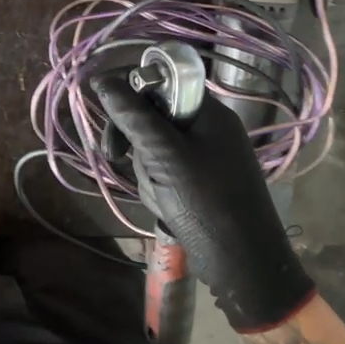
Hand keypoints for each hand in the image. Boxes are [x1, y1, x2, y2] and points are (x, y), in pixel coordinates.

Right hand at [92, 73, 314, 331]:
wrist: (244, 265)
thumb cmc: (206, 203)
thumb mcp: (163, 155)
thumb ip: (132, 115)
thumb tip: (100, 78)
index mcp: (208, 111)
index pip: (161, 81)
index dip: (132, 95)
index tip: (112, 120)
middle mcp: (210, 127)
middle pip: (152, 115)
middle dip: (135, 141)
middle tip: (118, 158)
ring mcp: (207, 155)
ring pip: (154, 146)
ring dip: (145, 170)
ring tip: (158, 194)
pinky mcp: (202, 180)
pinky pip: (166, 170)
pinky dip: (157, 186)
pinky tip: (165, 204)